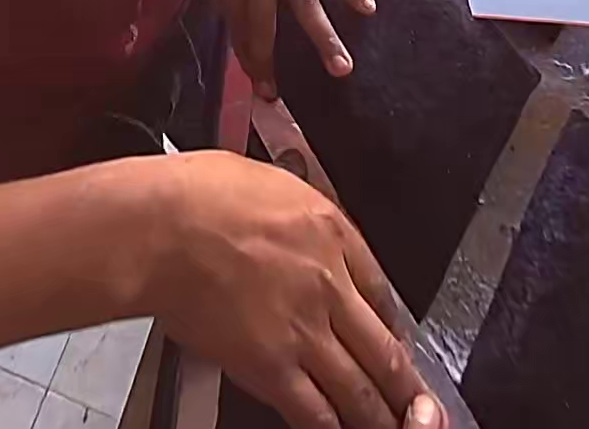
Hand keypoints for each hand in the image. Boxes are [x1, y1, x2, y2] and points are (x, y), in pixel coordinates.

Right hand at [121, 151, 441, 428]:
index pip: (381, 287)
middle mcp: (330, 283)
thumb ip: (306, 217)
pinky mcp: (269, 367)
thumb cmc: (210, 194)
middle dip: (404, 381)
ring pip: (359, 386)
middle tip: (418, 403)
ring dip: (380, 414)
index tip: (393, 334)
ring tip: (394, 427)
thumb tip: (311, 232)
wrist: (170, 224)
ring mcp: (304, 329)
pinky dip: (332, 427)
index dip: (392, 319)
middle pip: (383, 344)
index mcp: (333, 231)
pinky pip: (314, 411)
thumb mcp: (279, 184)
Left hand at [194, 0, 374, 98]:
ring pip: (305, 4)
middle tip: (277, 94)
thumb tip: (236, 17)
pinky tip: (368, 9)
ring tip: (342, 69)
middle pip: (264, 25)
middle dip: (268, 62)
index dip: (245, 55)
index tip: (257, 81)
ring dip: (324, 39)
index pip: (236, 25)